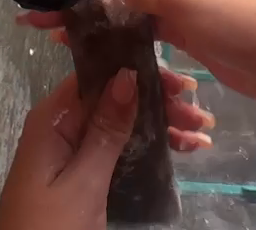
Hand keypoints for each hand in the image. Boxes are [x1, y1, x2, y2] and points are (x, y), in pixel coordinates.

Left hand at [0, 68, 205, 229]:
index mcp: (53, 119)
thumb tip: (127, 72)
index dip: (139, 73)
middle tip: (198, 113)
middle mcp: (62, 128)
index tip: (178, 82)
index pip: (99, 77)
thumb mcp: (82, 183)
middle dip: (158, 103)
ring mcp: (73, 155)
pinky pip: (120, 152)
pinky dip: (150, 149)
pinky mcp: (83, 179)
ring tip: (202, 130)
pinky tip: (182, 149)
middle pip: (115, 100)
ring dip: (161, 126)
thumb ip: (106, 129)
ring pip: (123, 126)